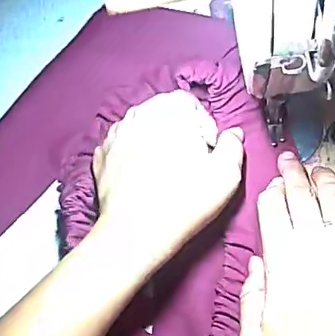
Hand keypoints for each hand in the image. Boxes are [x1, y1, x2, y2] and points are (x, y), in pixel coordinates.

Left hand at [89, 91, 244, 269]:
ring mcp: (115, 136)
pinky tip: (142, 174)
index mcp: (170, 112)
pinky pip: (120, 146)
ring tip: (164, 170)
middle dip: (176, 130)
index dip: (203, 125)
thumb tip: (233, 135)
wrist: (136, 232)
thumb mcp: (226, 174)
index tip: (207, 150)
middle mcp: (138, 116)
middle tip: (187, 161)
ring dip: (152, 140)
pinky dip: (130, 154)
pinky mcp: (101, 157)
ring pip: (139, 127)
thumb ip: (233, 146)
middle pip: (162, 112)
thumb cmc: (183, 203)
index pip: (189, 103)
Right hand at [239, 154, 334, 335]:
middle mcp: (318, 245)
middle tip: (289, 160)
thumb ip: (249, 297)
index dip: (269, 193)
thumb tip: (257, 265)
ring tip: (320, 169)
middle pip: (302, 197)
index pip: (272, 211)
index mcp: (283, 259)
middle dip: (292, 174)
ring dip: (328, 180)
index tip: (269, 186)